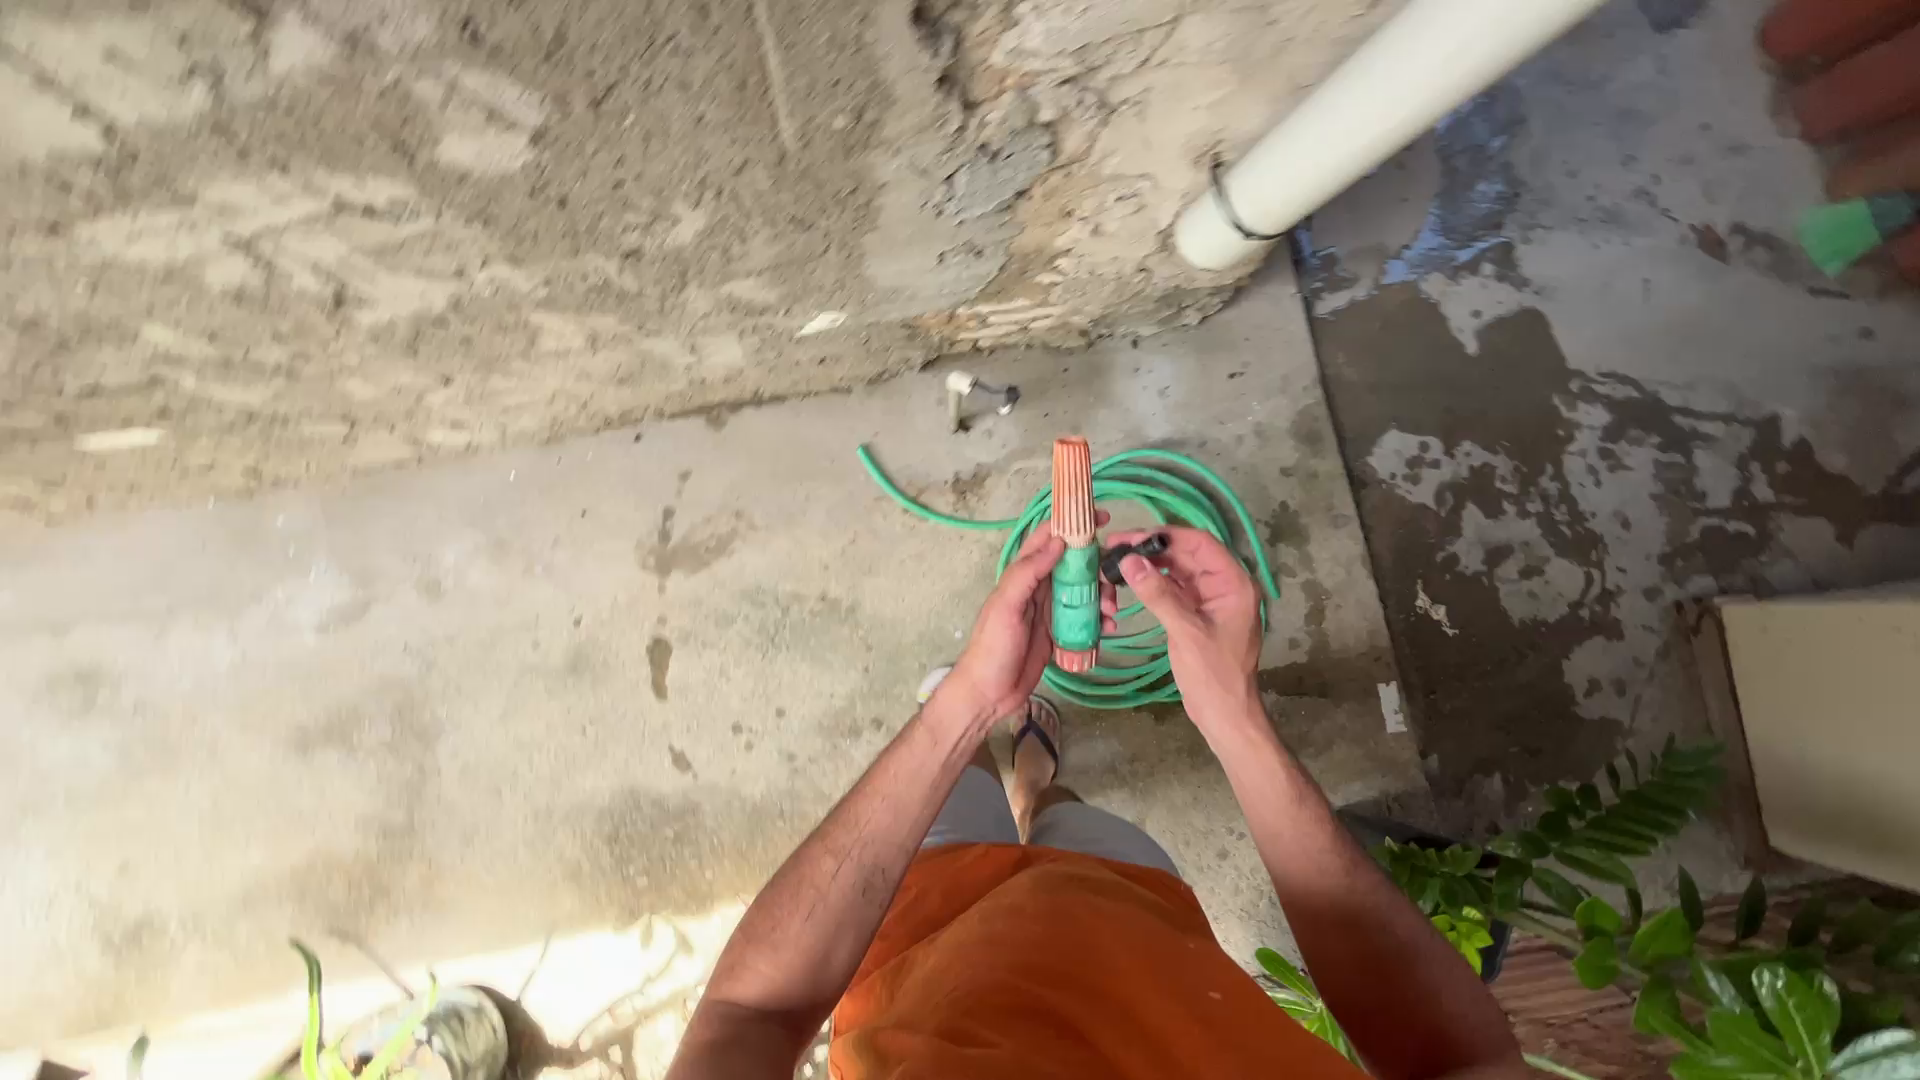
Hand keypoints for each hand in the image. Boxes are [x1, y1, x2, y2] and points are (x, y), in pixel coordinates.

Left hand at [937, 515, 1116, 729]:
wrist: (989, 693)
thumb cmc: (992, 647)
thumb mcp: (1006, 606)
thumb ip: (1027, 573)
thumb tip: (1058, 542)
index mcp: (1023, 575)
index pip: (1049, 538)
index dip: (1073, 524)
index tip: (1102, 518)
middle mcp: (1039, 588)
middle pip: (1075, 566)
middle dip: (1098, 567)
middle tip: (1115, 579)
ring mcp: (1050, 611)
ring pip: (1084, 593)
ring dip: (1102, 597)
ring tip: (1111, 611)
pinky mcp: (1060, 634)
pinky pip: (1085, 620)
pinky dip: (1100, 621)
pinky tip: (1109, 629)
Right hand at [1108, 526, 1262, 731]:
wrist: (1224, 714)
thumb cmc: (1214, 675)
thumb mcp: (1186, 632)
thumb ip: (1158, 594)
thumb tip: (1129, 561)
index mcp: (1234, 583)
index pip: (1200, 543)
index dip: (1166, 535)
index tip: (1132, 536)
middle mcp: (1224, 584)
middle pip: (1186, 553)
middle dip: (1152, 548)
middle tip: (1115, 545)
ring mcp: (1209, 599)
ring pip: (1177, 569)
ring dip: (1149, 563)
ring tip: (1117, 560)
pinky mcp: (1195, 612)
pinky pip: (1173, 587)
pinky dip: (1152, 582)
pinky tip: (1129, 580)